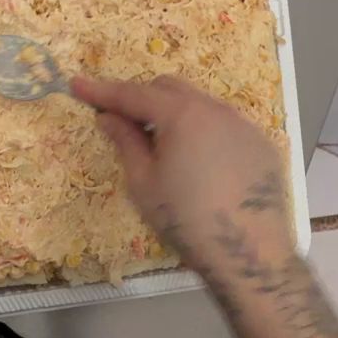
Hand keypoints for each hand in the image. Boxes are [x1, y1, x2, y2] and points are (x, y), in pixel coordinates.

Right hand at [72, 75, 296, 270]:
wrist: (249, 253)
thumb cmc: (185, 219)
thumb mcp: (143, 182)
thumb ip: (125, 142)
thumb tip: (108, 117)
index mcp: (181, 115)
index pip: (133, 94)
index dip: (101, 91)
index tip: (76, 85)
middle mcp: (215, 109)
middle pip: (168, 88)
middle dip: (140, 98)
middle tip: (120, 122)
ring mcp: (243, 124)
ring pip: (199, 102)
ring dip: (172, 112)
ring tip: (160, 144)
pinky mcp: (261, 143)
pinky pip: (223, 123)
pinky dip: (201, 130)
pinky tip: (196, 161)